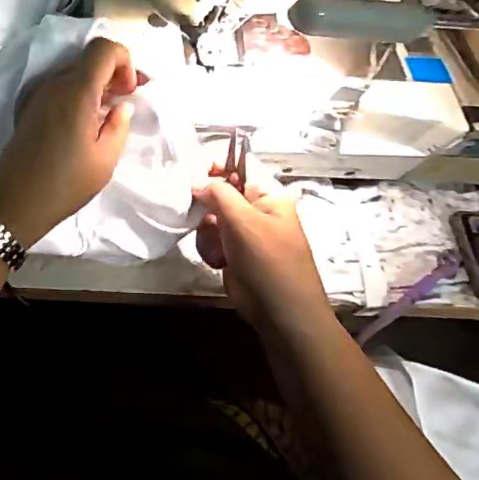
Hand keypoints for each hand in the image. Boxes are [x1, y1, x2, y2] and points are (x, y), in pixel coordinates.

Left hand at [0, 37, 139, 242]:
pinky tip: (85, 120)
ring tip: (107, 113)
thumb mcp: (105, 160)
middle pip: (89, 58)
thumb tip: (121, 106)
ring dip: (95, 83)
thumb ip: (119, 125)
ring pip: (74, 70)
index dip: (125, 62)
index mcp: (76, 92)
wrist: (13, 203)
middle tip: (125, 100)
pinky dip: (78, 93)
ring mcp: (37, 93)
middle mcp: (54, 83)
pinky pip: (59, 86)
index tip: (129, 91)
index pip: (104, 48)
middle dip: (113, 73)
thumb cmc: (64, 184)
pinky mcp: (28, 105)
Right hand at [193, 159, 334, 329]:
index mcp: (270, 196)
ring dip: (209, 234)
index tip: (198, 172)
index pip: (242, 168)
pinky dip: (211, 249)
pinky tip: (219, 262)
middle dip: (210, 208)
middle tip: (206, 219)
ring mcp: (245, 234)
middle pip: (222, 195)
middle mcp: (258, 211)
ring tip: (219, 250)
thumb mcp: (244, 220)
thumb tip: (198, 183)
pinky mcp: (234, 254)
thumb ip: (219, 194)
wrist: (280, 311)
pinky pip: (212, 240)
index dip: (220, 168)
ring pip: (212, 219)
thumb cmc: (268, 260)